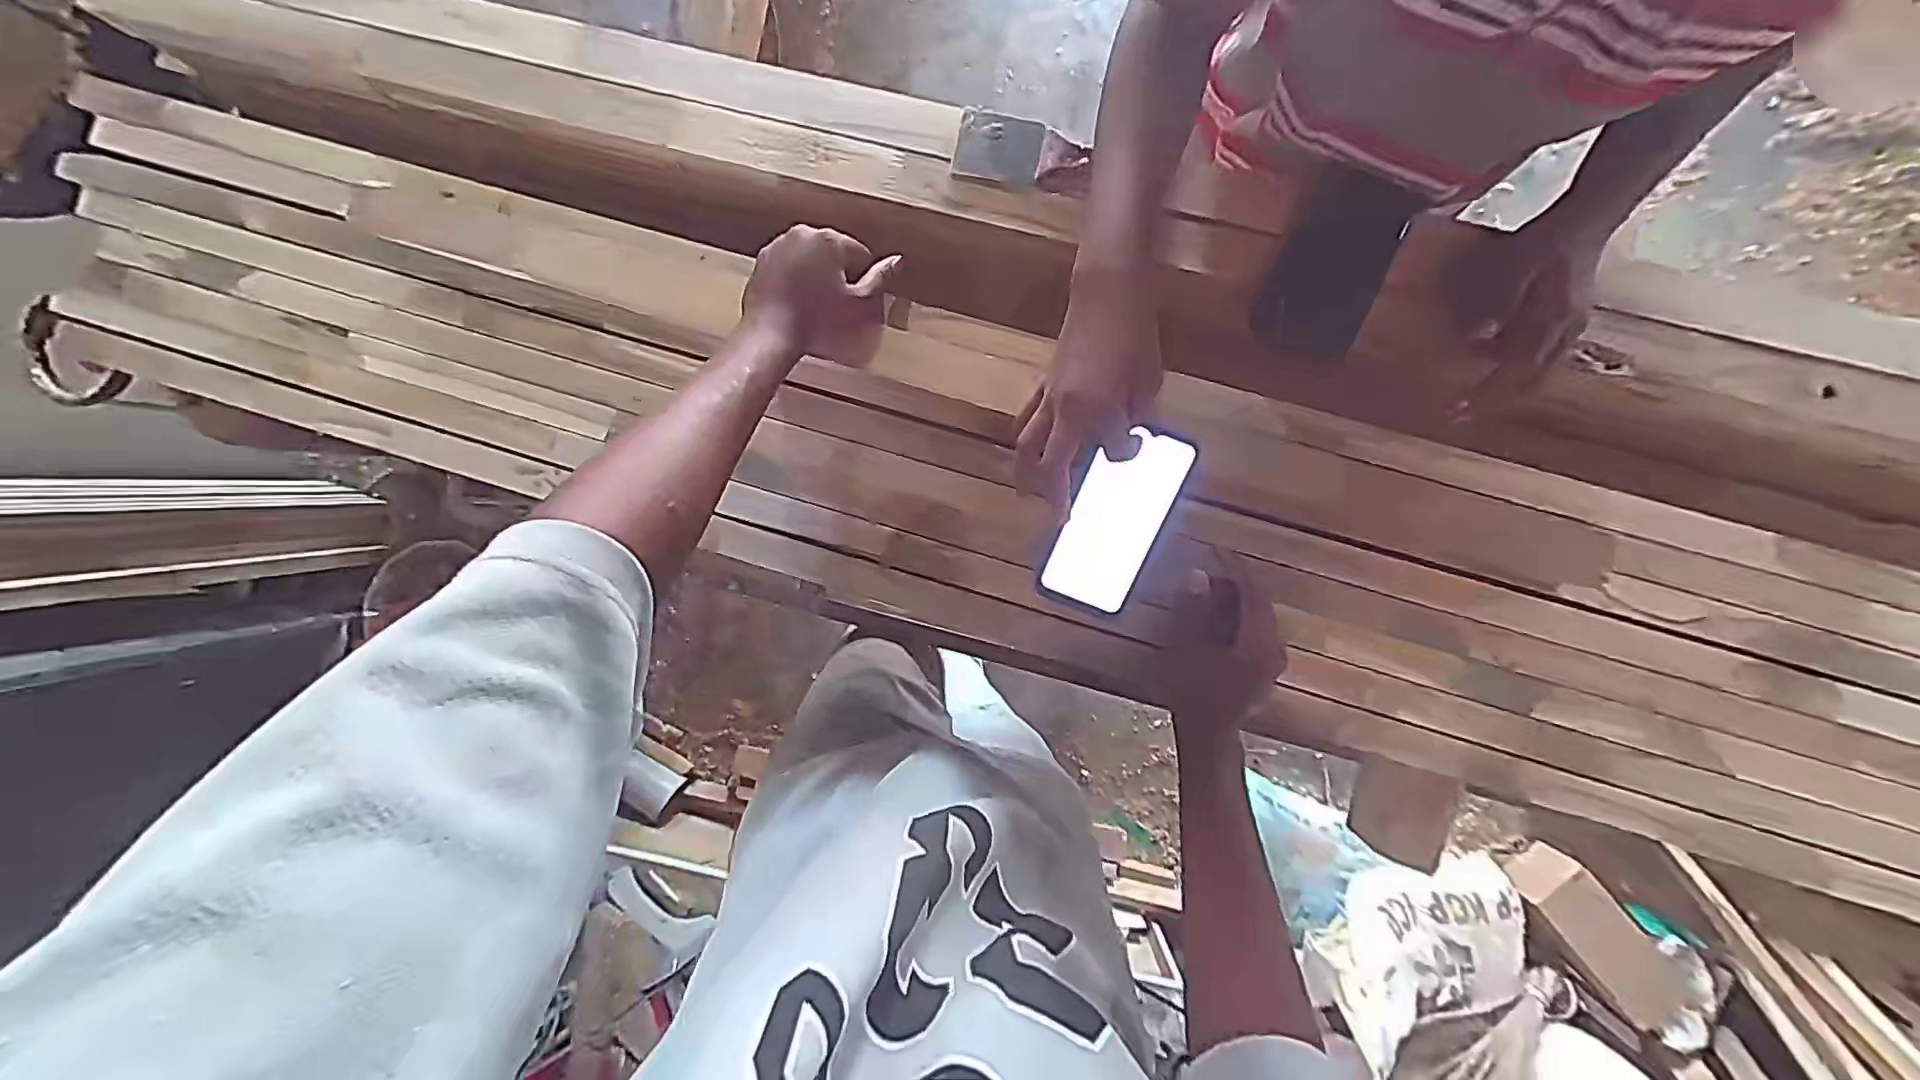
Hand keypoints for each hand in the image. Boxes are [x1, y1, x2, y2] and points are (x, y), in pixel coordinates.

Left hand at [741, 225, 902, 367]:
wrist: (771, 335)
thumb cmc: (818, 322)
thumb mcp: (859, 304)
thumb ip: (880, 279)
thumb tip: (898, 260)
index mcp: (830, 240)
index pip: (860, 254)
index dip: (862, 280)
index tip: (854, 301)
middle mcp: (802, 234)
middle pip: (833, 253)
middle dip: (837, 275)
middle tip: (835, 306)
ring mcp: (778, 246)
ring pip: (810, 259)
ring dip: (816, 277)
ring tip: (815, 307)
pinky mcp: (763, 262)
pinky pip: (789, 267)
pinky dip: (795, 281)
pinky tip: (797, 304)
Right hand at [1015, 269, 1163, 508]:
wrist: (1107, 293)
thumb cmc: (1134, 333)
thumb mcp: (1149, 378)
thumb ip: (1139, 414)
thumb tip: (1130, 433)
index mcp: (1099, 411)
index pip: (1113, 452)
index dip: (1127, 454)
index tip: (1135, 446)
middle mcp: (1069, 413)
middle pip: (1052, 466)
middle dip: (1055, 496)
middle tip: (1059, 517)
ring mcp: (1051, 400)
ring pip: (1028, 446)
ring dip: (1026, 474)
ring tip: (1027, 494)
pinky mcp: (1044, 386)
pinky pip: (1027, 419)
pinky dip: (1026, 438)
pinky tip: (1026, 447)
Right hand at [1154, 552, 1284, 734]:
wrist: (1208, 736)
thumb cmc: (1194, 692)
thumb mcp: (1186, 647)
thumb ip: (1194, 610)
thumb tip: (1199, 575)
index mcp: (1259, 642)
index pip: (1252, 593)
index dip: (1234, 568)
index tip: (1216, 550)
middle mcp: (1273, 649)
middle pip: (1258, 604)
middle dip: (1234, 583)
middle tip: (1209, 570)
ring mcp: (1271, 662)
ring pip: (1257, 618)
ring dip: (1235, 601)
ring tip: (1209, 590)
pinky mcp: (1263, 670)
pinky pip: (1254, 632)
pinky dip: (1237, 617)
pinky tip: (1217, 617)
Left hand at [1448, 224, 1603, 420]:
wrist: (1586, 220)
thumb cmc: (1542, 243)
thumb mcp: (1512, 265)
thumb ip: (1497, 299)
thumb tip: (1478, 337)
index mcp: (1553, 319)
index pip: (1516, 369)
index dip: (1486, 393)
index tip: (1458, 410)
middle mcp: (1566, 330)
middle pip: (1527, 380)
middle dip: (1491, 399)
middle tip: (1456, 415)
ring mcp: (1571, 329)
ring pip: (1536, 373)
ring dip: (1503, 390)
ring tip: (1469, 402)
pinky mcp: (1568, 324)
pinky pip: (1540, 360)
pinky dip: (1516, 374)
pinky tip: (1491, 376)